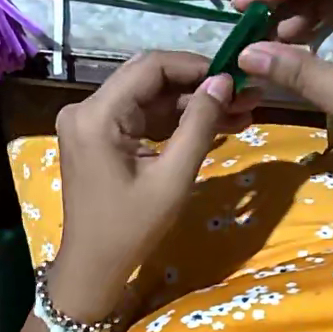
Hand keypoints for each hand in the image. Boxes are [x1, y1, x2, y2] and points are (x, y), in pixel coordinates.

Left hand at [50, 51, 256, 320]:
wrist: (95, 265)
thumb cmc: (132, 227)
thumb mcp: (173, 177)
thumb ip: (199, 124)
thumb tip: (224, 81)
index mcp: (97, 115)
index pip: (151, 67)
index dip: (196, 66)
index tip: (235, 75)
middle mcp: (87, 108)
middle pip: (150, 78)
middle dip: (199, 85)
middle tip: (245, 94)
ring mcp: (91, 121)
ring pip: (150, 98)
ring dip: (192, 104)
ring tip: (241, 111)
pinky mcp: (100, 135)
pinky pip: (142, 117)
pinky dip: (175, 121)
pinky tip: (215, 124)